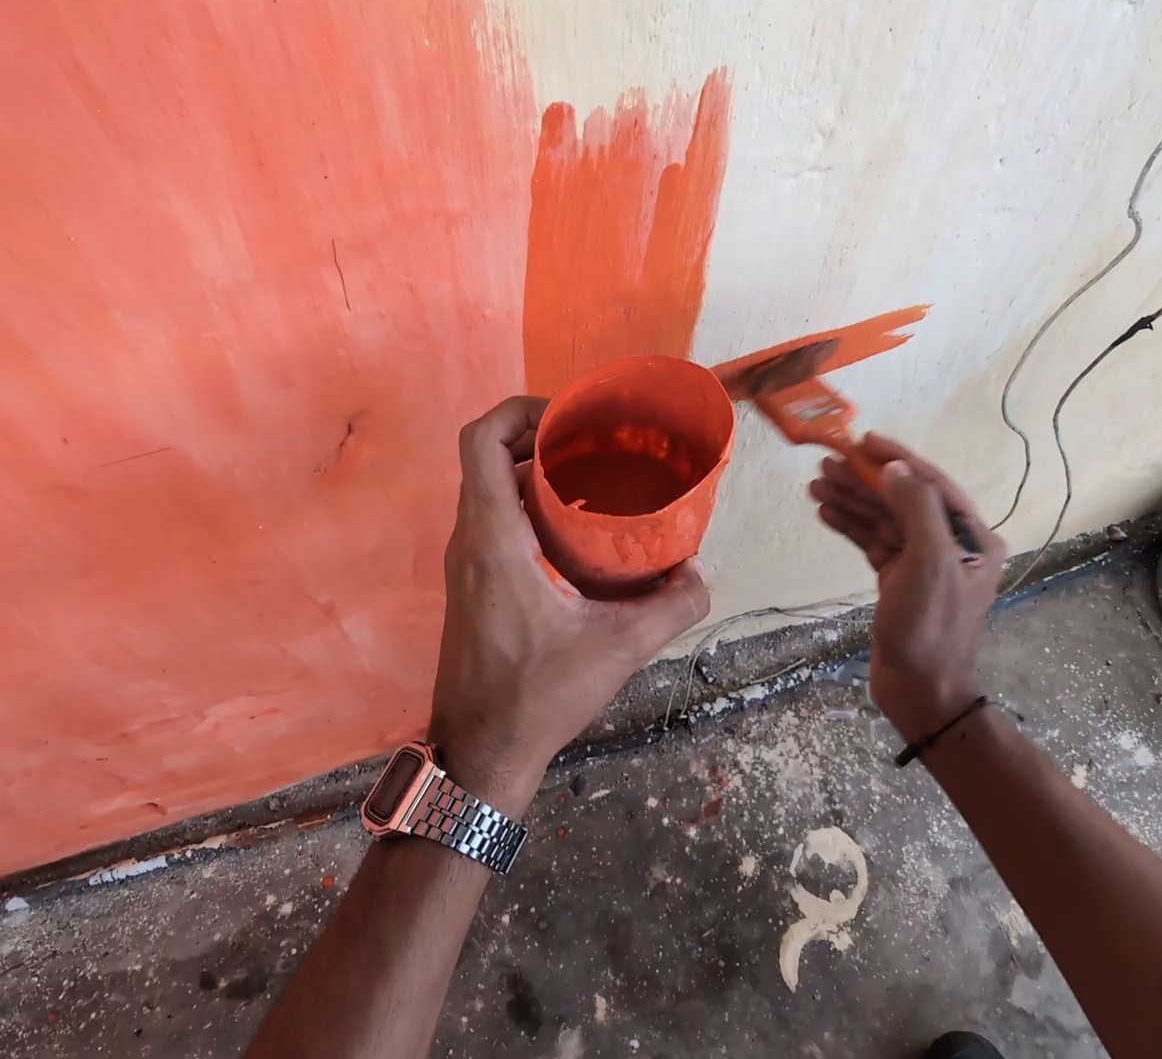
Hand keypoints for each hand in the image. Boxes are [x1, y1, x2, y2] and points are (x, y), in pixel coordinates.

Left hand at [428, 396, 710, 812]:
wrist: (480, 752)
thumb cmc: (539, 696)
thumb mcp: (620, 648)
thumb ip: (673, 607)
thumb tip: (696, 572)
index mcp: (492, 538)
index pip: (482, 439)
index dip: (521, 410)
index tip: (572, 419)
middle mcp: (468, 540)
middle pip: (489, 457)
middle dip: (540, 438)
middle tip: (597, 445)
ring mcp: (464, 563)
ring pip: (489, 489)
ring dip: (533, 472)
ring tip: (593, 479)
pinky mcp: (471, 585)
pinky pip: (493, 520)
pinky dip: (527, 505)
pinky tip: (574, 532)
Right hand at [808, 434, 1005, 742]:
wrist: (920, 690)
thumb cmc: (930, 628)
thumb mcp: (929, 562)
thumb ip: (916, 509)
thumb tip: (895, 468)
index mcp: (972, 538)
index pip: (932, 484)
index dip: (898, 459)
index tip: (864, 440)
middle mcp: (951, 545)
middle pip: (903, 500)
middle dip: (865, 479)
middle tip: (826, 462)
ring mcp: (923, 564)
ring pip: (884, 520)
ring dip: (852, 501)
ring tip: (816, 484)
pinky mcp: (899, 581)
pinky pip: (874, 544)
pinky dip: (851, 527)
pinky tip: (826, 513)